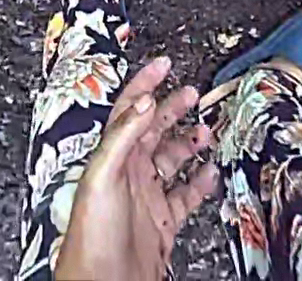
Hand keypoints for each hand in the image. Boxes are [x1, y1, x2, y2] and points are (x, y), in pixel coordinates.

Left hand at [53, 56, 218, 280]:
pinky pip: (184, 195)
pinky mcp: (161, 223)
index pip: (131, 107)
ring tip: (206, 131)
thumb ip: (123, 135)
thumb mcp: (103, 175)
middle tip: (192, 92)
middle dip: (173, 107)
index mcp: (115, 155)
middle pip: (154, 128)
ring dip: (189, 142)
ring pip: (172, 159)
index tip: (163, 64)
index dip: (146, 82)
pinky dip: (199, 182)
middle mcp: (130, 171)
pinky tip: (210, 173)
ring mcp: (146, 196)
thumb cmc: (92, 237)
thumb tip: (144, 99)